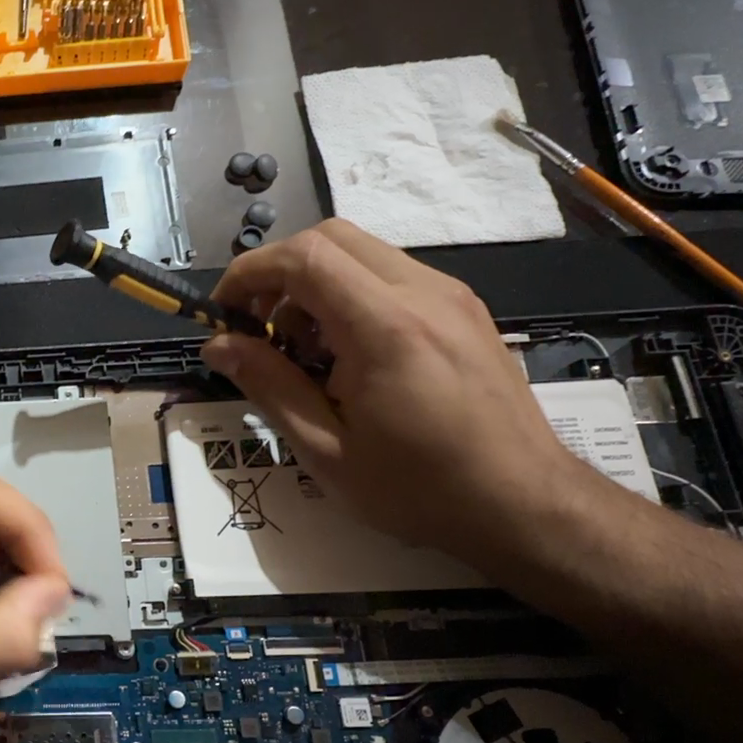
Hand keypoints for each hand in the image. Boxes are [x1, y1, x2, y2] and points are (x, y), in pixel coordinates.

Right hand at [201, 218, 592, 563]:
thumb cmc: (418, 488)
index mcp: (386, 328)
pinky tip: (343, 353)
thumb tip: (218, 345)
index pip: (304, 257)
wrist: (524, 505)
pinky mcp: (462, 309)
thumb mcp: (324, 449)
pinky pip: (390, 275)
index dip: (249, 274)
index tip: (223, 315)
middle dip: (277, 271)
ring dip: (313, 284)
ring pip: (361, 252)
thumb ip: (268, 385)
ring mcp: (450, 296)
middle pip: (331, 237)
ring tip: (300, 349)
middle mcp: (423, 293)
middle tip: (257, 327)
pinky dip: (348, 294)